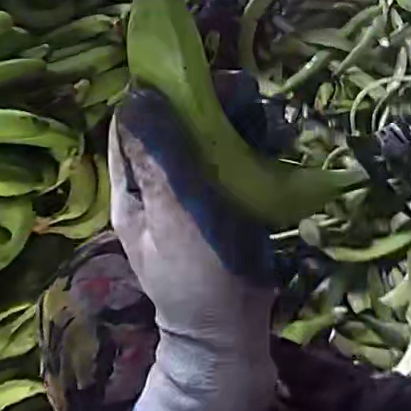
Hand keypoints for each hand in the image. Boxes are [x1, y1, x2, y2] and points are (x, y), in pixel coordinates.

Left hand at [109, 78, 277, 410]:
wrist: (230, 332)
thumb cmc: (196, 277)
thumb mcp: (172, 217)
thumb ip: (158, 158)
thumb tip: (137, 93)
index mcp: (133, 183)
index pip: (134, 120)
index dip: (160, 92)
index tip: (196, 78)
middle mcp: (160, 177)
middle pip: (178, 119)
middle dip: (210, 101)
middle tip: (245, 94)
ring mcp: (195, 184)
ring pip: (210, 132)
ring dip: (239, 118)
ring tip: (268, 123)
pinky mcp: (226, 192)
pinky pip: (236, 153)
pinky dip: (256, 142)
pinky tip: (278, 144)